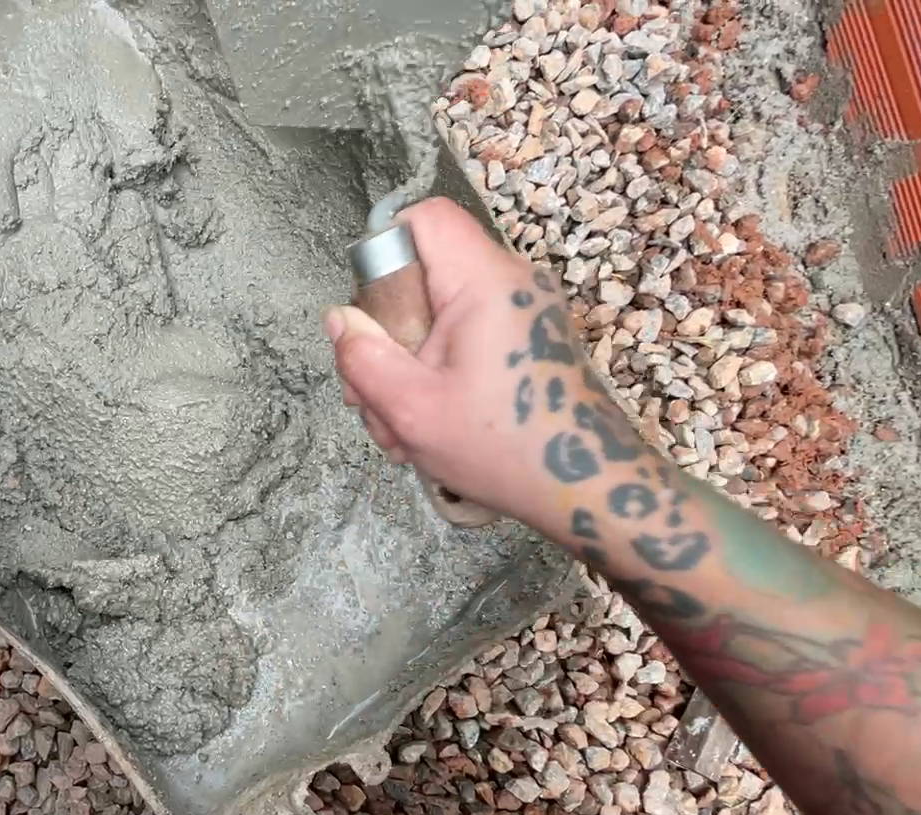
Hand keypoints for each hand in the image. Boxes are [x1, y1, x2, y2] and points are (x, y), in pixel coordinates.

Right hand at [326, 197, 649, 533]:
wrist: (583, 489)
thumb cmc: (500, 447)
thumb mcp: (410, 408)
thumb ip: (362, 357)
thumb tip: (337, 317)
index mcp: (485, 285)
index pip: (423, 219)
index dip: (379, 251)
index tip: (365, 314)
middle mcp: (506, 285)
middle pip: (417, 277)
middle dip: (381, 335)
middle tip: (372, 393)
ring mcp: (514, 314)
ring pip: (428, 317)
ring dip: (398, 367)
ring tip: (398, 422)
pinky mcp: (515, 341)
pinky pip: (453, 341)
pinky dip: (427, 375)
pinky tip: (423, 420)